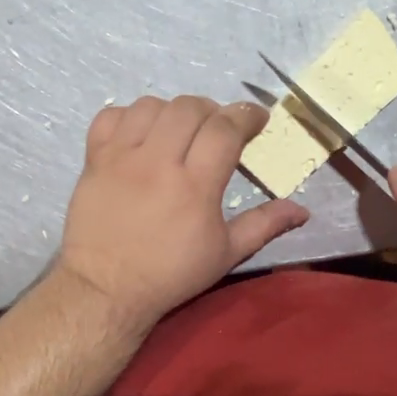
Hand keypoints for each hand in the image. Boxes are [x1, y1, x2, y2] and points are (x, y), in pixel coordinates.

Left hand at [56, 96, 309, 325]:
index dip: (246, 115)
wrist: (107, 290)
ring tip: (178, 130)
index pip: (225, 128)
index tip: (256, 119)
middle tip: (217, 128)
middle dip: (211, 110)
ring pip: (150, 106)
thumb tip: (302, 211)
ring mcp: (122, 158)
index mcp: (196, 186)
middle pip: (189, 108)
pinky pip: (109, 117)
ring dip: (171, 111)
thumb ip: (263, 225)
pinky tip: (140, 134)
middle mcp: (158, 162)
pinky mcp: (94, 161)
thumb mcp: (225, 254)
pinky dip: (128, 116)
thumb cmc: (171, 275)